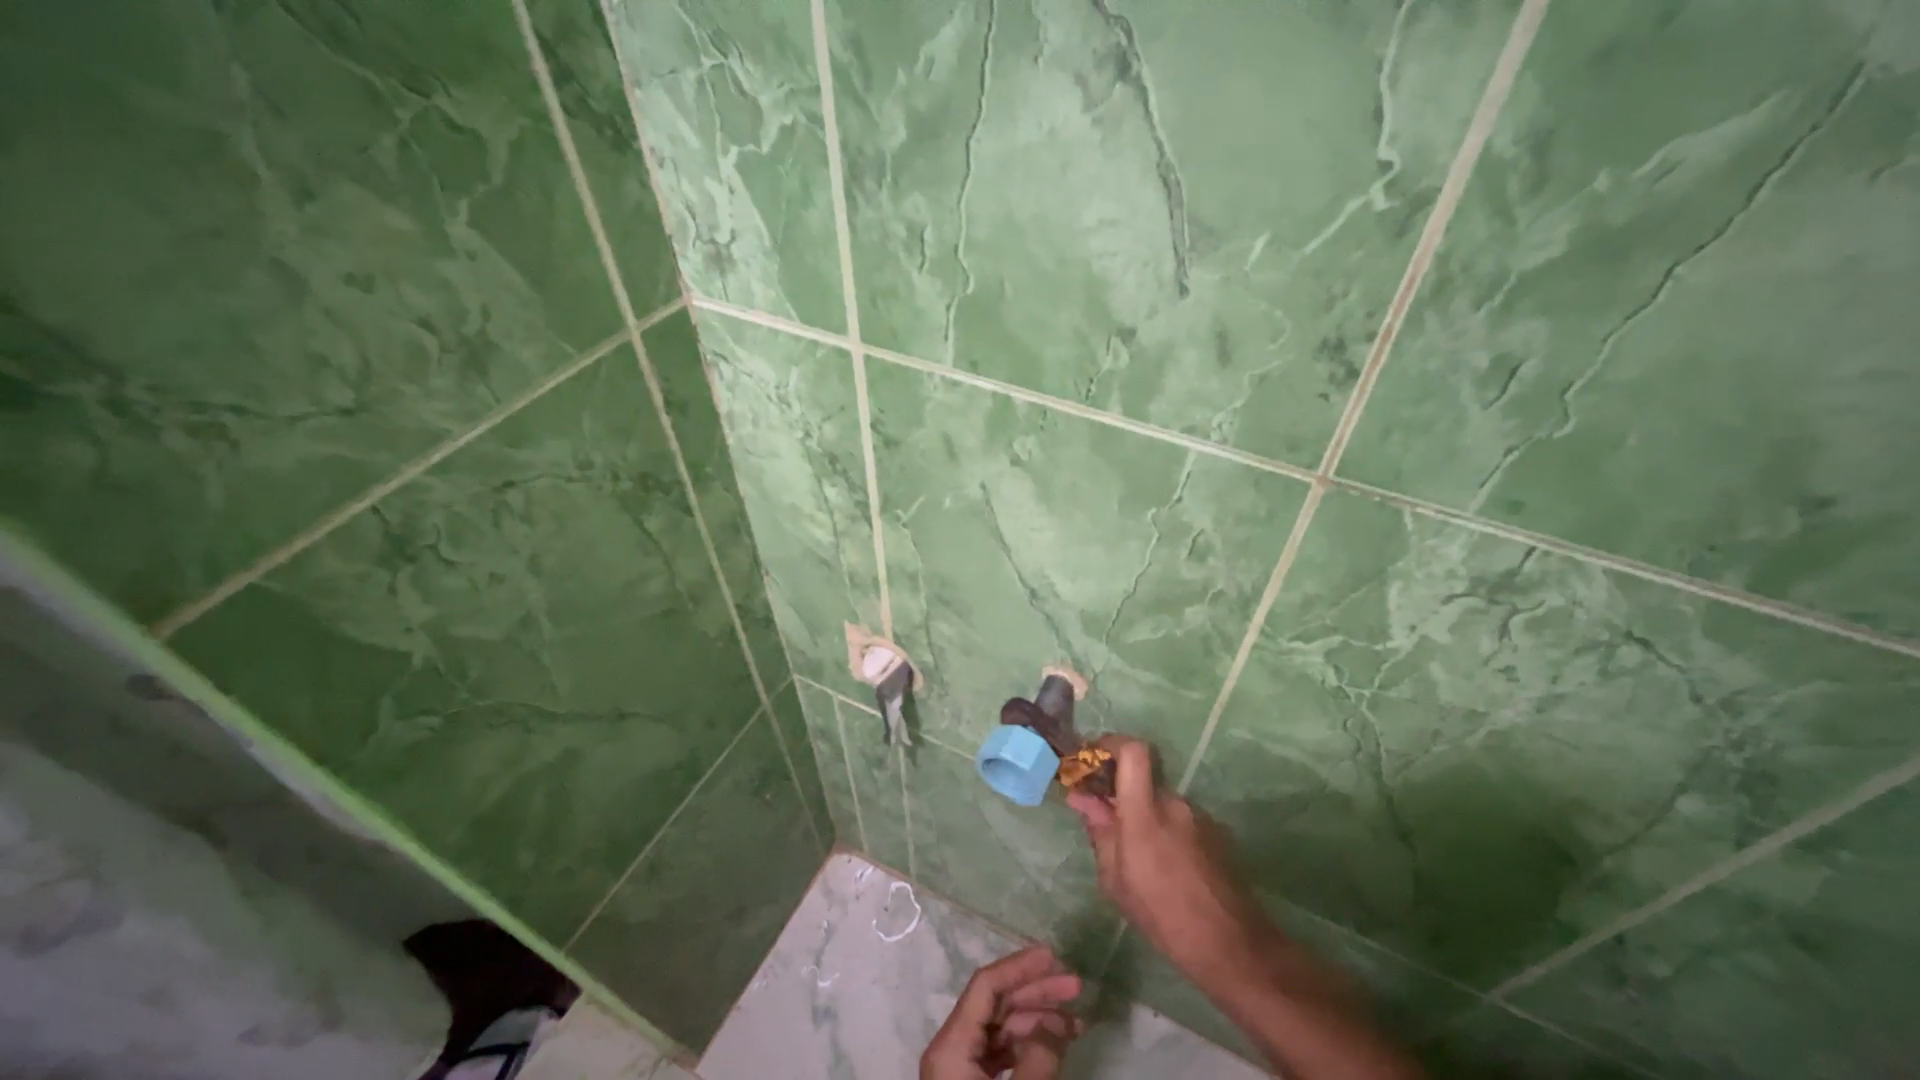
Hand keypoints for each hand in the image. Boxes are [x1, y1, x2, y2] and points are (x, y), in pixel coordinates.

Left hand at [920, 946, 1083, 1079]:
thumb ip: (1037, 1059)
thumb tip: (1056, 1026)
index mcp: (950, 1044)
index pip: (985, 986)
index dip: (1020, 966)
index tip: (1054, 956)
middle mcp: (950, 1047)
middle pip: (995, 1003)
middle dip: (1037, 992)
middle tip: (1077, 986)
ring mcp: (959, 1067)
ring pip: (1001, 1028)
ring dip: (1038, 1019)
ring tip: (1076, 1022)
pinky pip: (1000, 1051)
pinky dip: (1028, 1044)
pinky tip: (1056, 1042)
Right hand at [1066, 737, 1274, 986]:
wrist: (1230, 946)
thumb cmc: (1162, 916)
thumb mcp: (1115, 880)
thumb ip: (1100, 831)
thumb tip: (1082, 798)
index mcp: (1146, 813)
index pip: (1133, 751)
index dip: (1111, 744)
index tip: (1091, 759)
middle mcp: (1176, 804)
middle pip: (1144, 781)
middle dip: (1121, 795)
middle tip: (1104, 824)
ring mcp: (1200, 818)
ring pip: (1162, 803)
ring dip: (1145, 818)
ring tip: (1137, 860)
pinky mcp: (1217, 834)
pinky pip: (1181, 822)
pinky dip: (1166, 833)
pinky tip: (1165, 870)